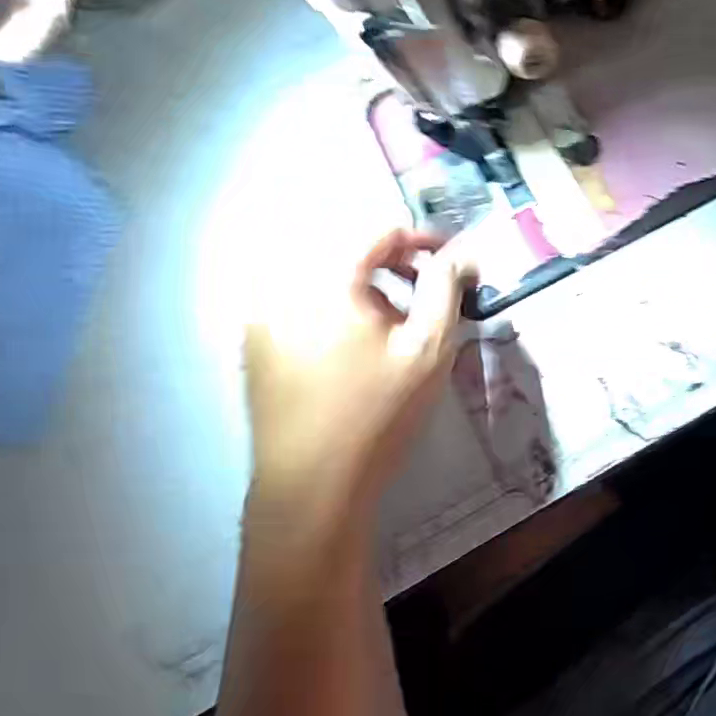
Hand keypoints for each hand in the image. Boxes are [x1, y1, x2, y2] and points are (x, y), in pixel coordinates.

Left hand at [243, 229, 476, 522]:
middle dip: (392, 260)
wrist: (312, 486)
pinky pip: (298, 300)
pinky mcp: (254, 344)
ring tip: (393, 321)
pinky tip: (354, 344)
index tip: (451, 261)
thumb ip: (446, 289)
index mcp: (324, 277)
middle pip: (344, 246)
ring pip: (320, 273)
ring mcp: (260, 314)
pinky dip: (333, 304)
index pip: (376, 229)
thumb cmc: (378, 414)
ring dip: (363, 282)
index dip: (422, 239)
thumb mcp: (428, 349)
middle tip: (425, 289)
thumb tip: (461, 253)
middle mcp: (281, 283)